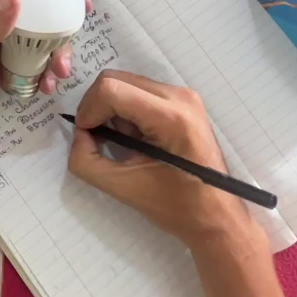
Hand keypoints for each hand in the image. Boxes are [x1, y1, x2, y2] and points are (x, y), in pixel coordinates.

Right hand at [66, 71, 257, 249]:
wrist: (218, 216)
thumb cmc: (176, 206)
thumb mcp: (121, 187)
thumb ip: (85, 160)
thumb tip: (78, 133)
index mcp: (171, 117)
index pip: (111, 90)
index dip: (89, 109)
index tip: (86, 135)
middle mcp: (179, 96)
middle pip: (116, 79)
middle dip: (98, 107)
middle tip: (99, 138)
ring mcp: (184, 95)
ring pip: (125, 83)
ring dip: (112, 109)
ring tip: (124, 141)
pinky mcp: (183, 99)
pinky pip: (139, 90)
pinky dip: (126, 109)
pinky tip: (137, 137)